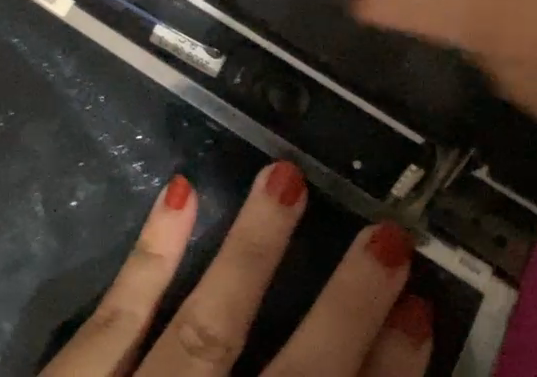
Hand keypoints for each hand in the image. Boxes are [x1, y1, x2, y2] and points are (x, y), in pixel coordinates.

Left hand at [41, 162, 434, 375]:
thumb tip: (348, 375)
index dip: (389, 370)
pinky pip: (115, 320)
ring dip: (251, 252)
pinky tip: (179, 192)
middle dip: (346, 309)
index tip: (421, 314)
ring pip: (209, 324)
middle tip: (388, 237)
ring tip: (286, 180)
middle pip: (297, 375)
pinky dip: (150, 258)